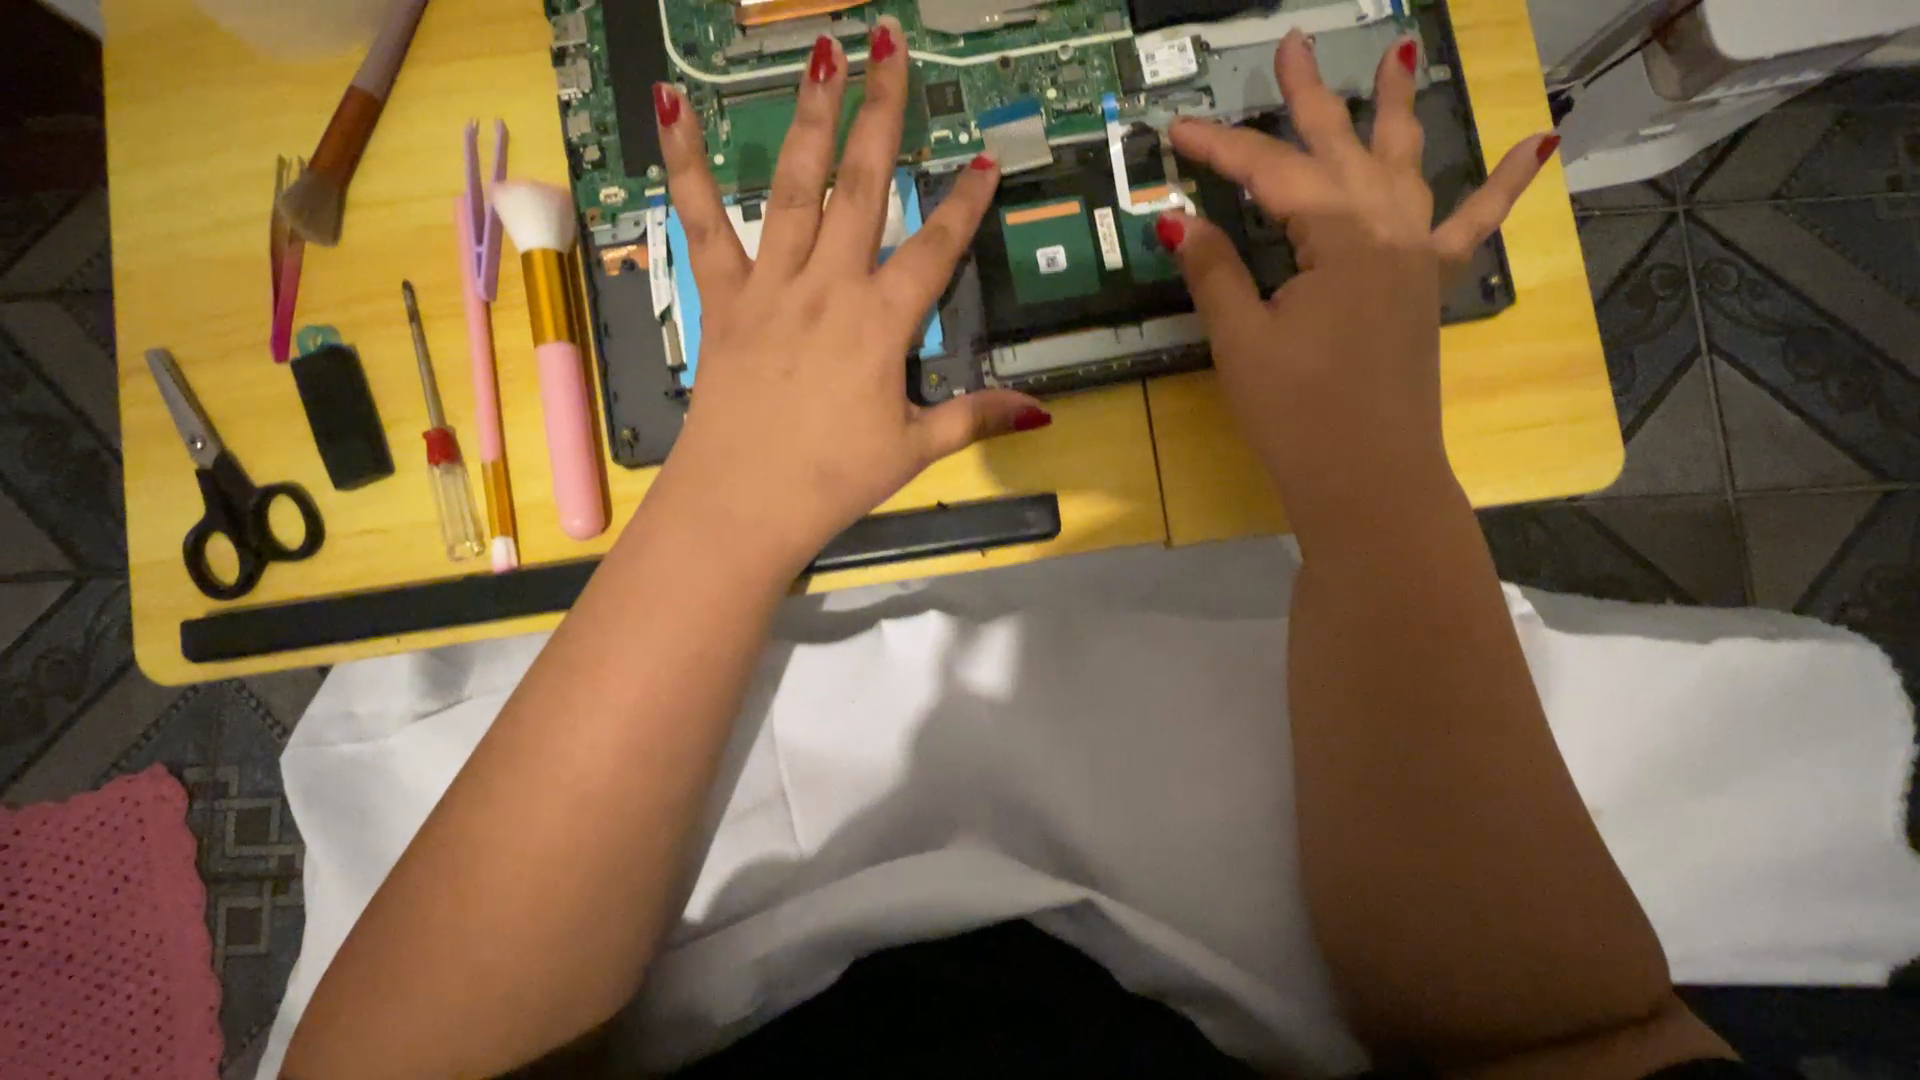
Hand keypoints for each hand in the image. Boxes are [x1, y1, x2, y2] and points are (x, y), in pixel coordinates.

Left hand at [647, 18, 1046, 576]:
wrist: (741, 503)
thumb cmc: (832, 482)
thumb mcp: (914, 451)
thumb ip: (976, 418)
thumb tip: (1042, 415)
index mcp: (881, 323)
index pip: (935, 248)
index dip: (965, 204)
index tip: (986, 159)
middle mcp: (829, 287)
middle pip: (863, 187)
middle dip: (883, 112)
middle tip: (891, 43)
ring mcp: (771, 285)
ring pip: (794, 187)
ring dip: (810, 117)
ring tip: (823, 54)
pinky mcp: (724, 298)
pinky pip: (703, 224)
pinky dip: (686, 166)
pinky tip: (670, 107)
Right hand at [1159, 31, 1556, 533]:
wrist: (1368, 479)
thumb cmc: (1297, 414)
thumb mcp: (1243, 342)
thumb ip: (1215, 273)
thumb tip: (1180, 218)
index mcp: (1339, 239)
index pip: (1271, 174)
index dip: (1220, 149)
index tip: (1175, 130)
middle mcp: (1388, 230)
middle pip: (1342, 149)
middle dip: (1311, 99)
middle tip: (1292, 48)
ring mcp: (1417, 257)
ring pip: (1405, 167)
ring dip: (1395, 112)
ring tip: (1398, 59)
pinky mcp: (1429, 289)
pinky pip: (1471, 227)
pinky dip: (1502, 183)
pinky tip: (1539, 140)